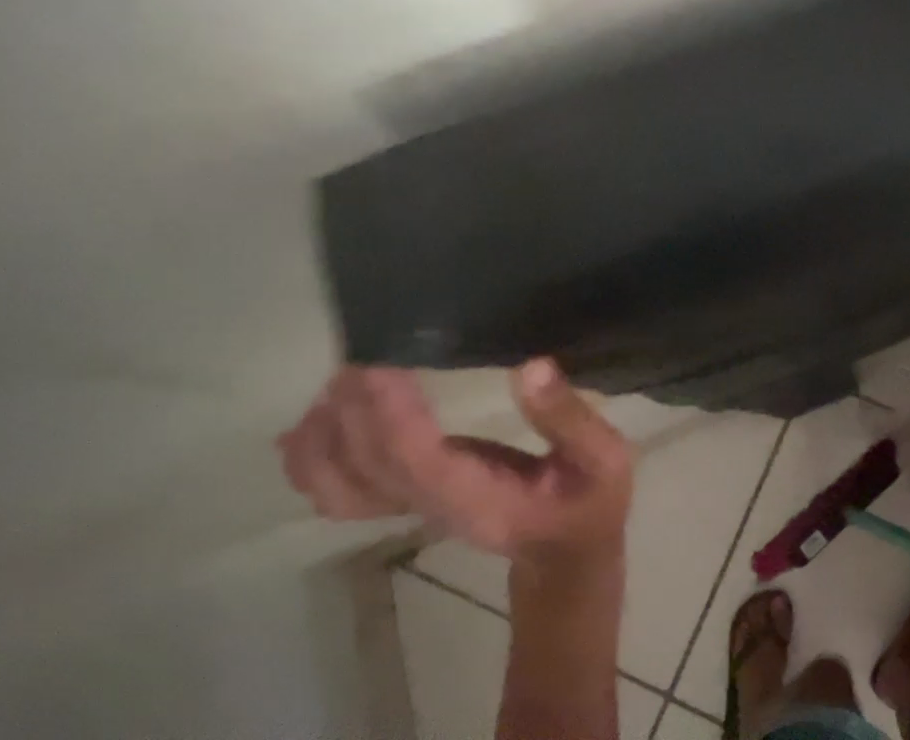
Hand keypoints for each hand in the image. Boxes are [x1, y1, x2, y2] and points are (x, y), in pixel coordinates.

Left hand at [277, 358, 633, 563]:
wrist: (565, 557)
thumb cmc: (588, 503)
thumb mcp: (603, 460)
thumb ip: (569, 419)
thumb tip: (531, 367)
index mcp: (479, 498)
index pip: (417, 459)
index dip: (392, 413)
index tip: (383, 362)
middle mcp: (433, 506)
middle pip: (366, 465)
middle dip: (353, 407)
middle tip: (360, 351)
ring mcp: (412, 507)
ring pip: (336, 485)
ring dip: (323, 434)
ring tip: (338, 382)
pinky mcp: (406, 500)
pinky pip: (338, 490)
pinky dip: (310, 459)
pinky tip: (306, 424)